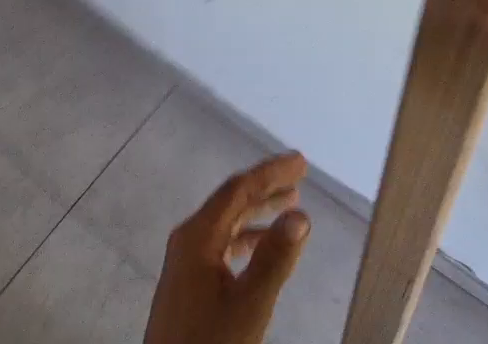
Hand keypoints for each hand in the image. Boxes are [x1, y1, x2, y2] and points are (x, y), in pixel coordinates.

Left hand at [144, 152, 311, 343]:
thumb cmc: (210, 343)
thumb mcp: (249, 305)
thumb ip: (275, 259)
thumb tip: (301, 214)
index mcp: (197, 236)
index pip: (237, 190)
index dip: (270, 172)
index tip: (301, 162)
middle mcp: (188, 240)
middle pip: (232, 201)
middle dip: (267, 186)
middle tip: (301, 175)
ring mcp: (186, 262)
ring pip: (228, 223)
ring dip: (259, 212)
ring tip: (291, 205)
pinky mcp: (189, 283)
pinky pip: (223, 244)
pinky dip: (248, 238)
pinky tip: (265, 246)